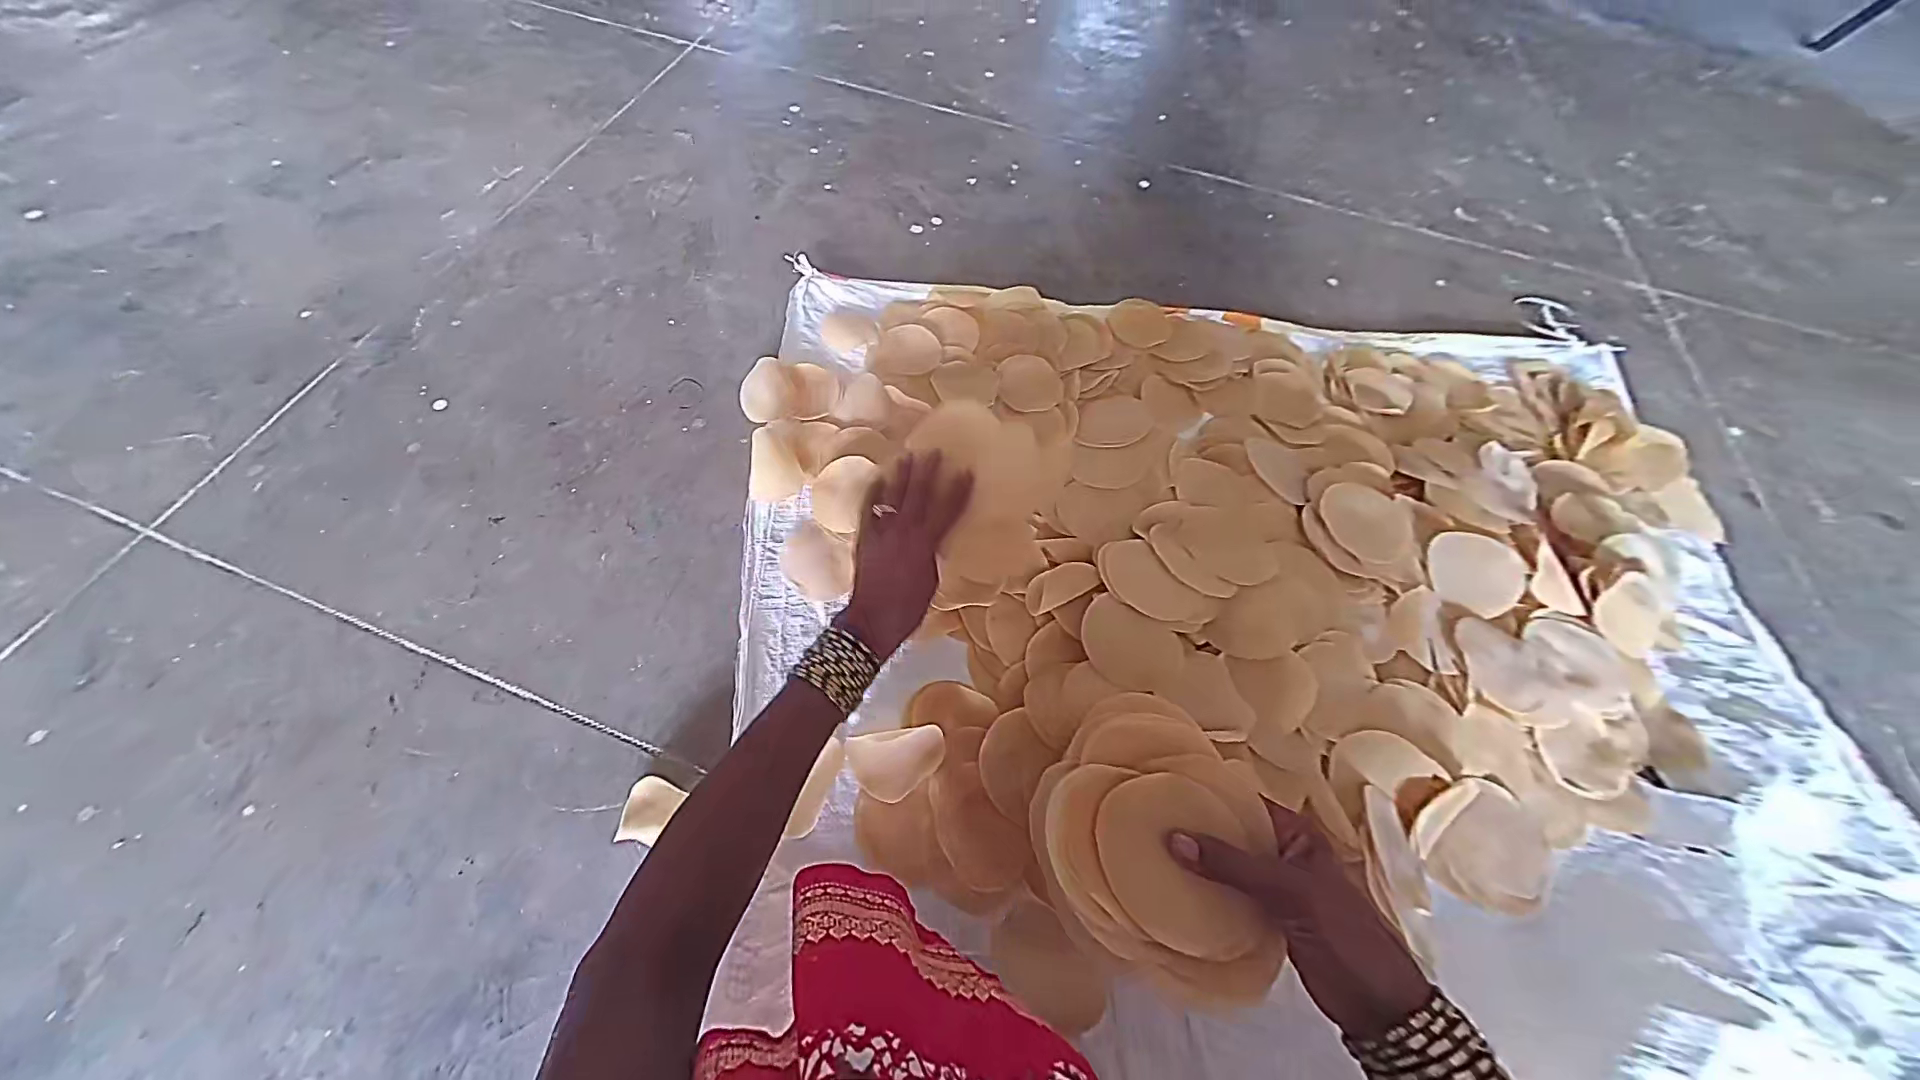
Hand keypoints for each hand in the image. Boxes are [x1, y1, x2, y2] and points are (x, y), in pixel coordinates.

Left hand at [834, 451, 972, 660]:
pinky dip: (874, 494)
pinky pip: (869, 510)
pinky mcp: (865, 537)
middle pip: (919, 495)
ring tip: (907, 456)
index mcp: (926, 543)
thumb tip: (934, 538)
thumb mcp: (931, 580)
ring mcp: (882, 532)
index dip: (958, 490)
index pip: (947, 510)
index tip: (966, 471)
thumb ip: (932, 554)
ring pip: (893, 497)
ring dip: (901, 476)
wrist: (872, 620)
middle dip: (928, 472)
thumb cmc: (908, 607)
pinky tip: (879, 480)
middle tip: (934, 451)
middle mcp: (904, 532)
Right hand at [1168, 801, 1430, 1039]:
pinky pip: (1229, 892)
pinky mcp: (1266, 914)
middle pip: (1232, 831)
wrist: (1380, 1007)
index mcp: (1296, 832)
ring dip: (1200, 859)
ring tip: (1156, 846)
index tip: (1168, 786)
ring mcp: (1274, 884)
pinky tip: (1179, 885)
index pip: (1245, 801)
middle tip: (1154, 817)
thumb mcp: (1290, 892)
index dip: (1210, 792)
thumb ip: (1234, 865)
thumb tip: (1176, 838)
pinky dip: (1207, 889)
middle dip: (1198, 827)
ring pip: (1228, 862)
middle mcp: (1282, 852)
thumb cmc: (1347, 936)